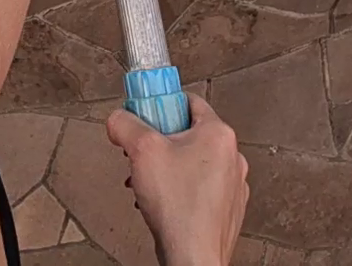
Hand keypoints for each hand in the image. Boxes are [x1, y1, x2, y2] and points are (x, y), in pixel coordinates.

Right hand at [105, 96, 248, 265]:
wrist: (192, 258)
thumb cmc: (178, 206)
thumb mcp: (141, 149)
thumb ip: (124, 124)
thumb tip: (117, 119)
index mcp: (219, 134)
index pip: (189, 101)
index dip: (163, 104)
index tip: (148, 113)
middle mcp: (233, 158)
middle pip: (189, 133)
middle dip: (161, 142)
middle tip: (144, 151)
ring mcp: (233, 187)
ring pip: (193, 163)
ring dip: (169, 167)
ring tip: (150, 181)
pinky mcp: (227, 211)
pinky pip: (200, 189)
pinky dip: (180, 190)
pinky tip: (163, 202)